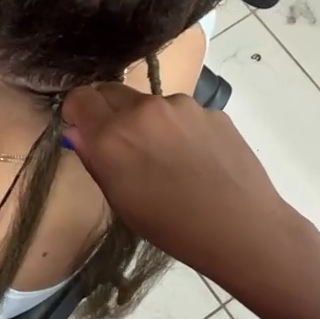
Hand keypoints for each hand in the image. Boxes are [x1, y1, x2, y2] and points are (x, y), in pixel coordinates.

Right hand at [63, 83, 307, 283]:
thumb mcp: (120, 200)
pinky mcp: (211, 110)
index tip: (86, 129)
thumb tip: (80, 131)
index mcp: (112, 135)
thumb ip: (95, 159)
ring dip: (148, 121)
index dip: (79, 113)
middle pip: (112, 92)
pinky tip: (197, 159)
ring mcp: (181, 105)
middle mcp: (143, 109)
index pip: (80, 98)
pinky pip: (183, 113)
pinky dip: (181, 129)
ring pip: (150, 103)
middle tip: (124, 146)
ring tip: (169, 159)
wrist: (240, 226)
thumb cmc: (171, 226)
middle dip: (110, 112)